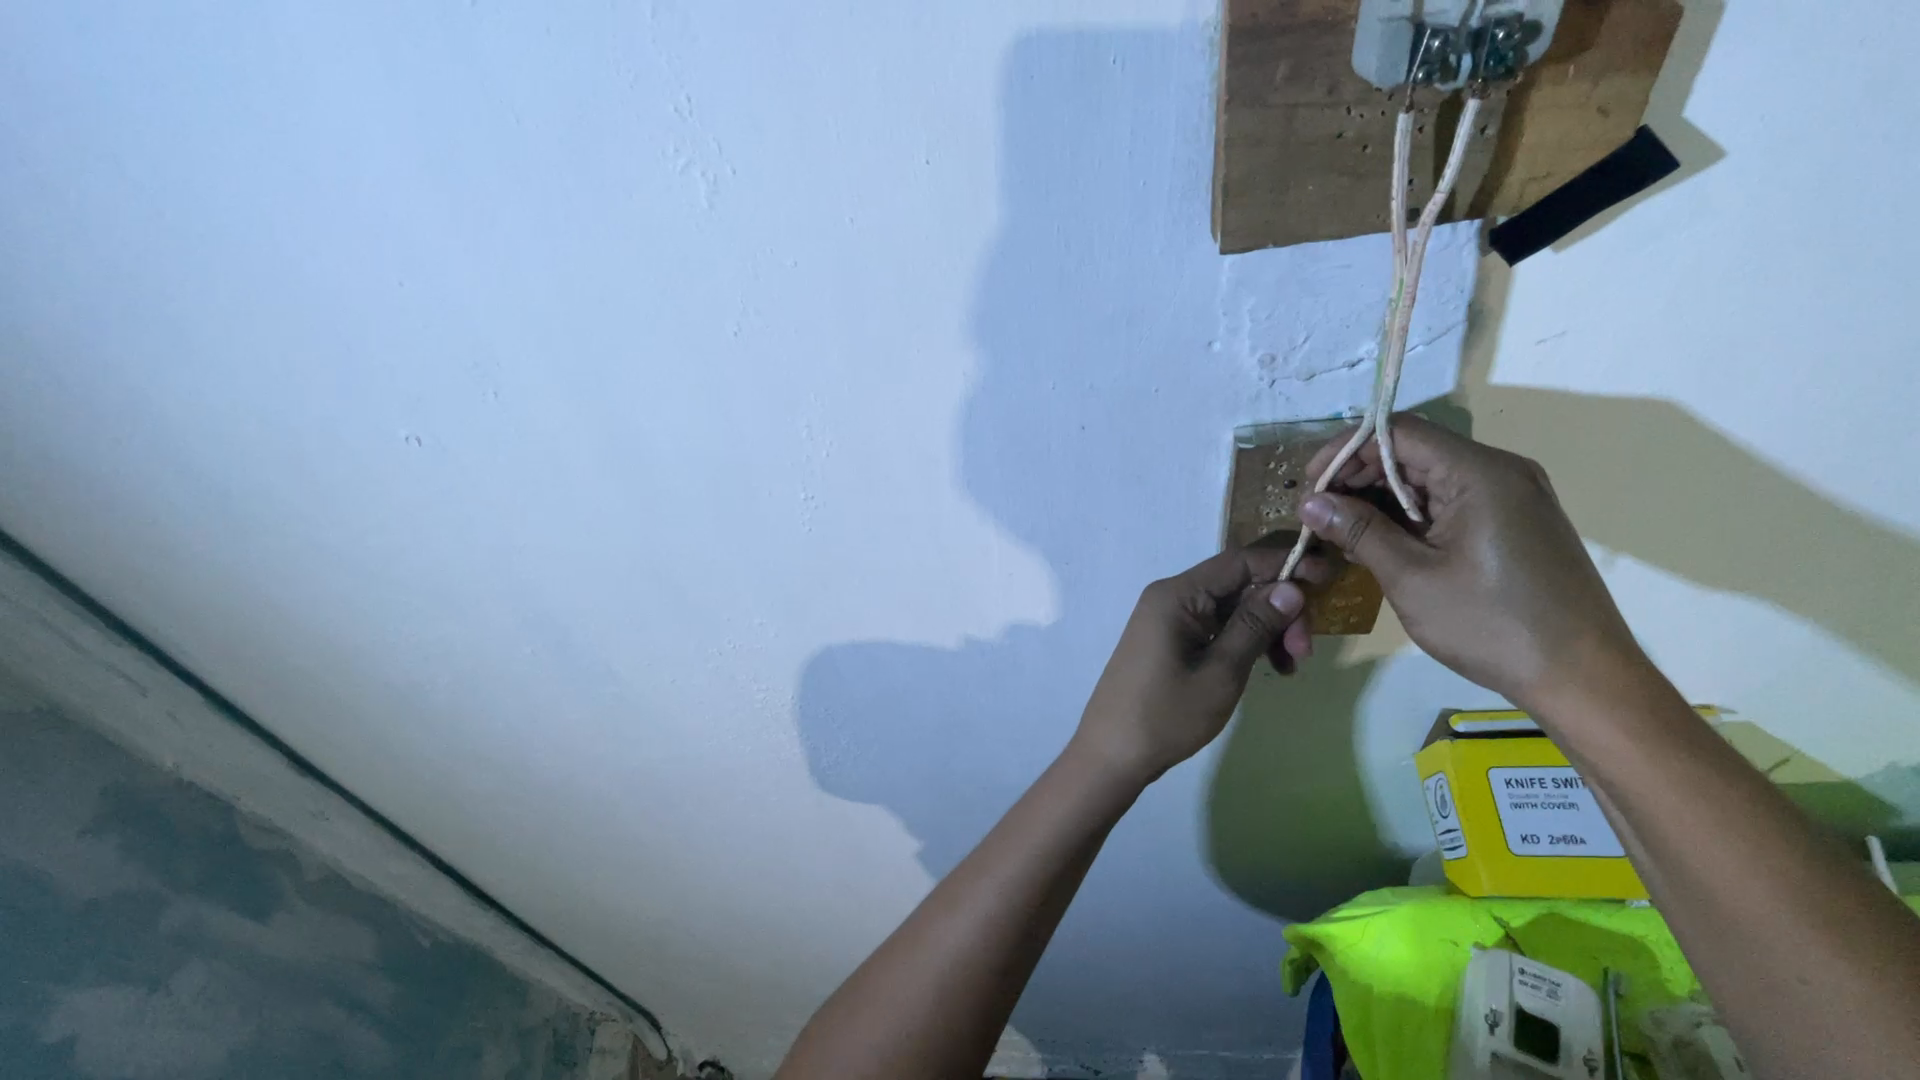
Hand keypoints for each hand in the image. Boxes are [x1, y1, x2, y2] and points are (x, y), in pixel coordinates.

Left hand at [1071, 548, 1329, 784]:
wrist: (1113, 755)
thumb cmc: (1166, 715)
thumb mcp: (1221, 671)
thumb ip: (1255, 625)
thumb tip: (1290, 588)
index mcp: (1177, 595)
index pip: (1240, 561)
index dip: (1286, 564)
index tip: (1328, 578)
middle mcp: (1172, 597)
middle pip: (1239, 584)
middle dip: (1280, 609)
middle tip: (1305, 651)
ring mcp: (1170, 619)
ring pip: (1233, 608)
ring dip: (1268, 629)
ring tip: (1292, 667)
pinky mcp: (1172, 641)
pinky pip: (1218, 628)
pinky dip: (1247, 642)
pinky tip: (1272, 668)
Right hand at [1301, 414, 1645, 710]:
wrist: (1582, 677)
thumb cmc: (1491, 625)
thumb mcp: (1411, 578)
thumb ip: (1358, 531)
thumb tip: (1309, 503)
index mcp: (1479, 473)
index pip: (1397, 433)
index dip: (1345, 451)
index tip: (1308, 487)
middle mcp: (1500, 472)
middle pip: (1413, 452)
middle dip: (1357, 477)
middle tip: (1317, 515)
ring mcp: (1511, 497)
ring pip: (1429, 478)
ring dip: (1380, 499)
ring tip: (1341, 533)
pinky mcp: (1513, 522)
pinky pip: (1450, 501)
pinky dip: (1410, 515)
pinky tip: (1382, 544)